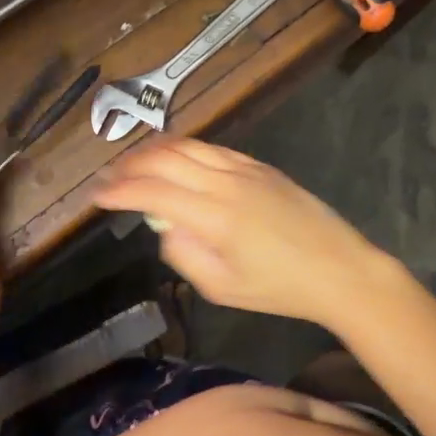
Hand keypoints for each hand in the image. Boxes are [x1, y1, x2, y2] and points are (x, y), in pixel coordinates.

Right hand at [92, 138, 390, 328]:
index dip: (120, 192)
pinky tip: (175, 158)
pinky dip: (185, 149)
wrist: (338, 268)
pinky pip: (213, 149)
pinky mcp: (259, 165)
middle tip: (108, 177)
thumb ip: (184, 255)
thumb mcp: (222, 289)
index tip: (97, 196)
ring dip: (155, 151)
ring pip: (189, 146)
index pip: (154, 193)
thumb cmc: (280, 289)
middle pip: (167, 160)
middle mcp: (226, 182)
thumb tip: (163, 227)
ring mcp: (245, 169)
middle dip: (131, 165)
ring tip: (132, 162)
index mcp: (215, 216)